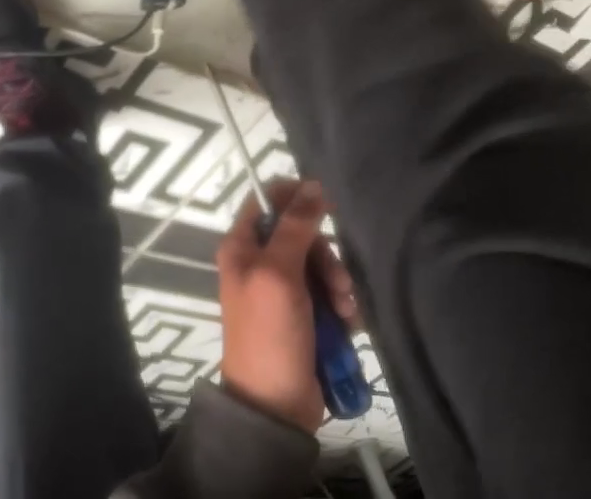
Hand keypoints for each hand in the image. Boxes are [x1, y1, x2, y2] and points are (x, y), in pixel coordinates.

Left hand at [216, 179, 359, 432]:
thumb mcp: (279, 274)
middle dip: (325, 256)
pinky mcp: (306, 316)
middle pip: (302, 235)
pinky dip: (342, 307)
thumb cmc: (269, 332)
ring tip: (345, 311)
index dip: (295, 196)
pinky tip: (349, 324)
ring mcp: (284, 291)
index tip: (326, 202)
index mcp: (242, 248)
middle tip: (336, 281)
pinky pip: (330, 295)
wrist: (275, 405)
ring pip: (321, 266)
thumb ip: (296, 227)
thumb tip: (312, 185)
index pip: (266, 201)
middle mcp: (260, 264)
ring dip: (338, 284)